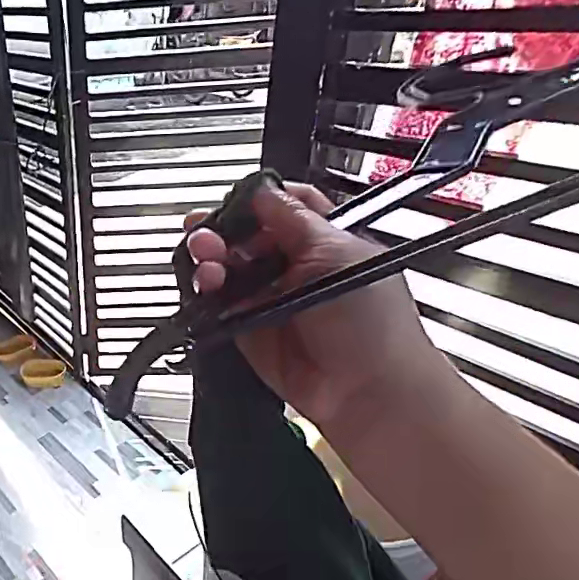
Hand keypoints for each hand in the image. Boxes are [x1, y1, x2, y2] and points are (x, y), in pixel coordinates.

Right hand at [184, 180, 449, 430]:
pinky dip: (204, 291)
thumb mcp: (337, 254)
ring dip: (209, 257)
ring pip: (224, 266)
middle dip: (221, 229)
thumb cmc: (374, 325)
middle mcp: (292, 267)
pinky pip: (214, 302)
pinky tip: (207, 284)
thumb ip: (294, 220)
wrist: (364, 388)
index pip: (282, 207)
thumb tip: (263, 191)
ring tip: (207, 257)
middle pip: (243, 236)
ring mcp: (266, 296)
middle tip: (208, 233)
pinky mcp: (244, 325)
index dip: (256, 201)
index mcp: (323, 241)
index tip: (237, 203)